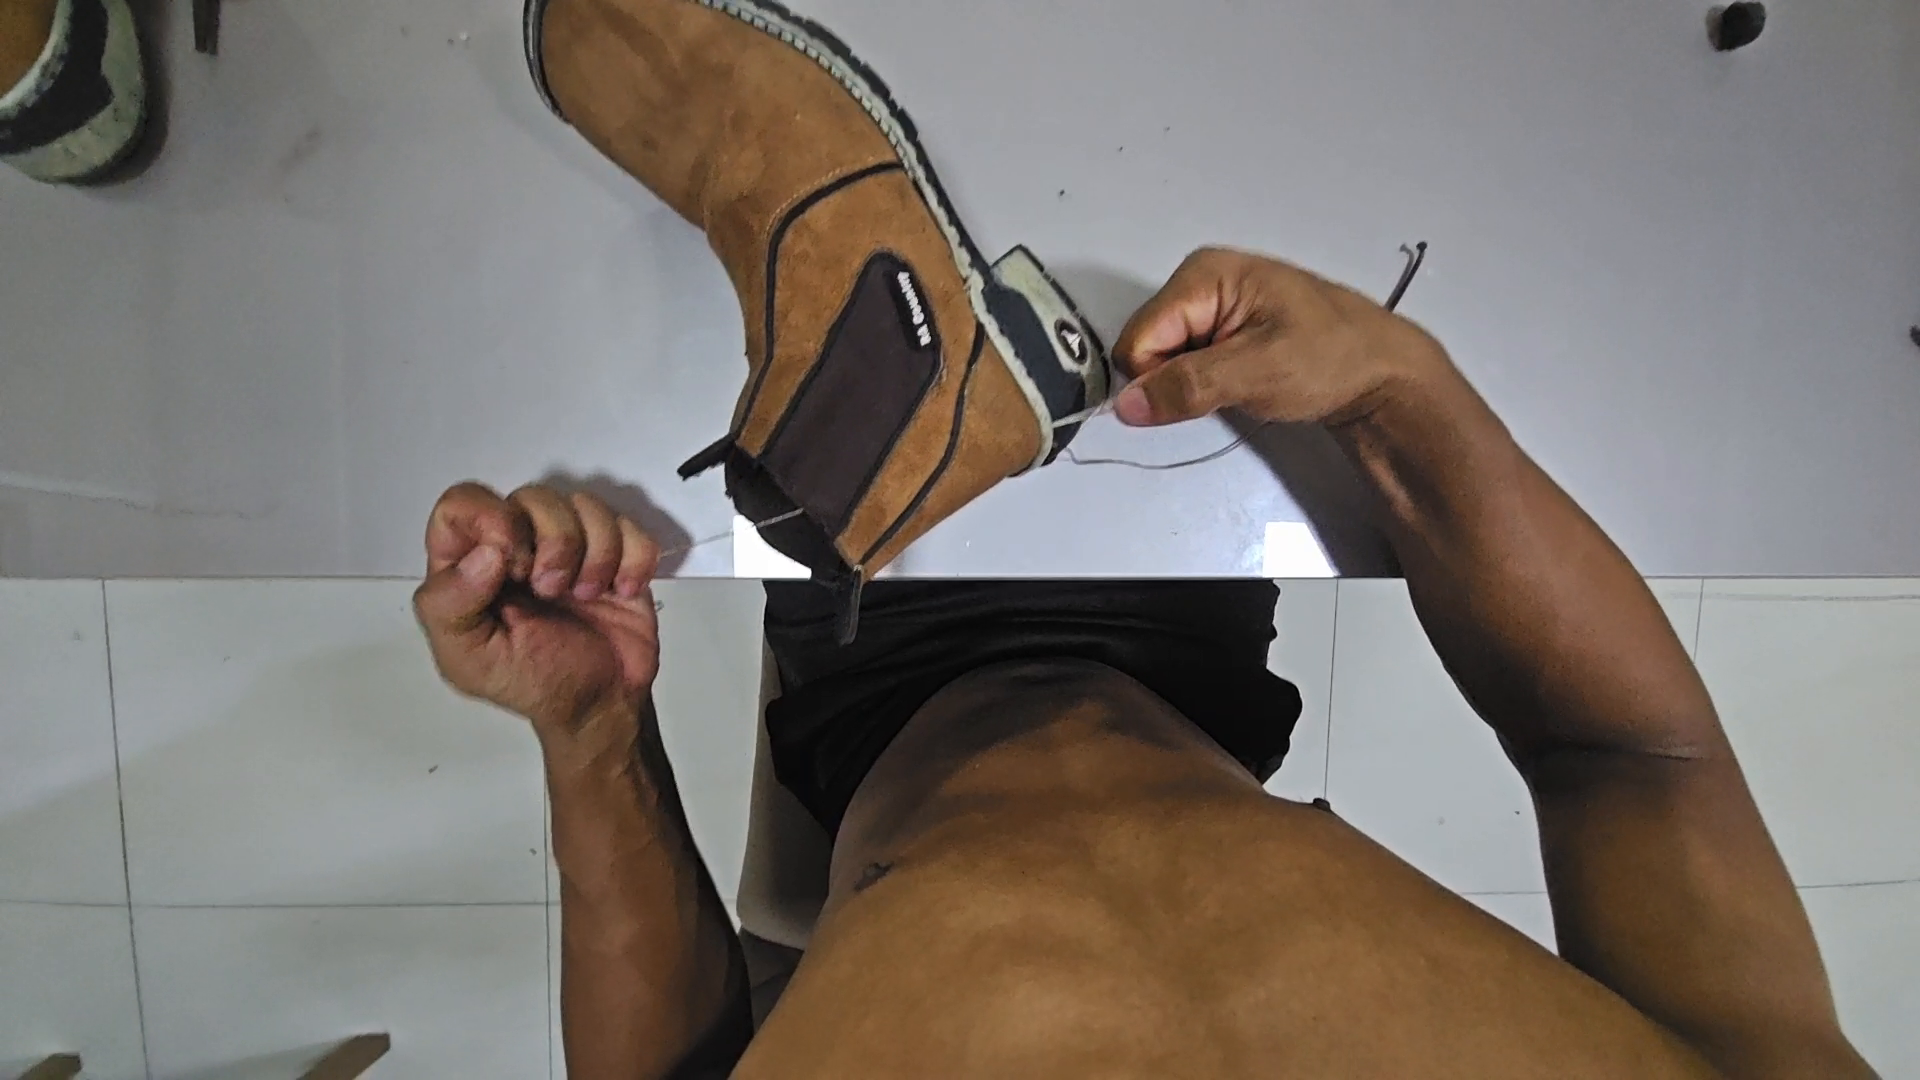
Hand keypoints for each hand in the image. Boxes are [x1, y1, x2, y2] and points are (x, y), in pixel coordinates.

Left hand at [413, 483, 662, 735]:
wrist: (602, 700)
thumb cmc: (534, 682)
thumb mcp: (470, 659)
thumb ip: (451, 606)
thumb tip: (485, 553)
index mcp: (472, 563)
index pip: (464, 503)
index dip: (490, 520)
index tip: (513, 563)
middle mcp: (523, 544)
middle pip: (535, 497)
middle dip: (555, 543)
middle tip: (554, 591)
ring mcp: (576, 547)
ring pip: (587, 506)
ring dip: (597, 554)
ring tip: (589, 595)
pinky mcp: (622, 555)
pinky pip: (633, 529)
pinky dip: (634, 560)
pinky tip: (622, 590)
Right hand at [1112, 247, 1454, 428]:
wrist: (1380, 375)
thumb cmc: (1328, 362)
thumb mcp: (1256, 372)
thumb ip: (1187, 386)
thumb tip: (1125, 406)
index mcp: (1203, 274)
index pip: (1138, 339)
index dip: (1158, 376)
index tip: (1204, 389)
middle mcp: (1197, 281)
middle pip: (1145, 347)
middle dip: (1172, 379)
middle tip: (1227, 384)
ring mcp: (1208, 305)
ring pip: (1159, 360)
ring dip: (1187, 384)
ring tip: (1237, 381)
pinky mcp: (1217, 328)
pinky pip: (1180, 363)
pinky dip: (1198, 382)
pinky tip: (1235, 380)